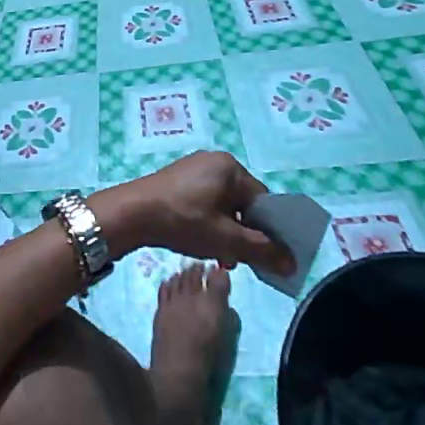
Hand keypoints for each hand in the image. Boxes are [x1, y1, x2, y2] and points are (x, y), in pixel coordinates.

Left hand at [92, 151, 295, 274]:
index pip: (263, 201)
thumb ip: (261, 250)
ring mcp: (195, 168)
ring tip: (219, 255)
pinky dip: (210, 221)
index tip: (265, 255)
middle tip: (237, 259)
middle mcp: (216, 161)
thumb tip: (292, 263)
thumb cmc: (183, 221)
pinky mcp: (180, 179)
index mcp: (231, 167)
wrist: (132, 213)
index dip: (268, 230)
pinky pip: (206, 200)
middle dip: (244, 233)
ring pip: (224, 204)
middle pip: (243, 202)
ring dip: (227, 231)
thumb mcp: (225, 239)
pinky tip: (201, 241)